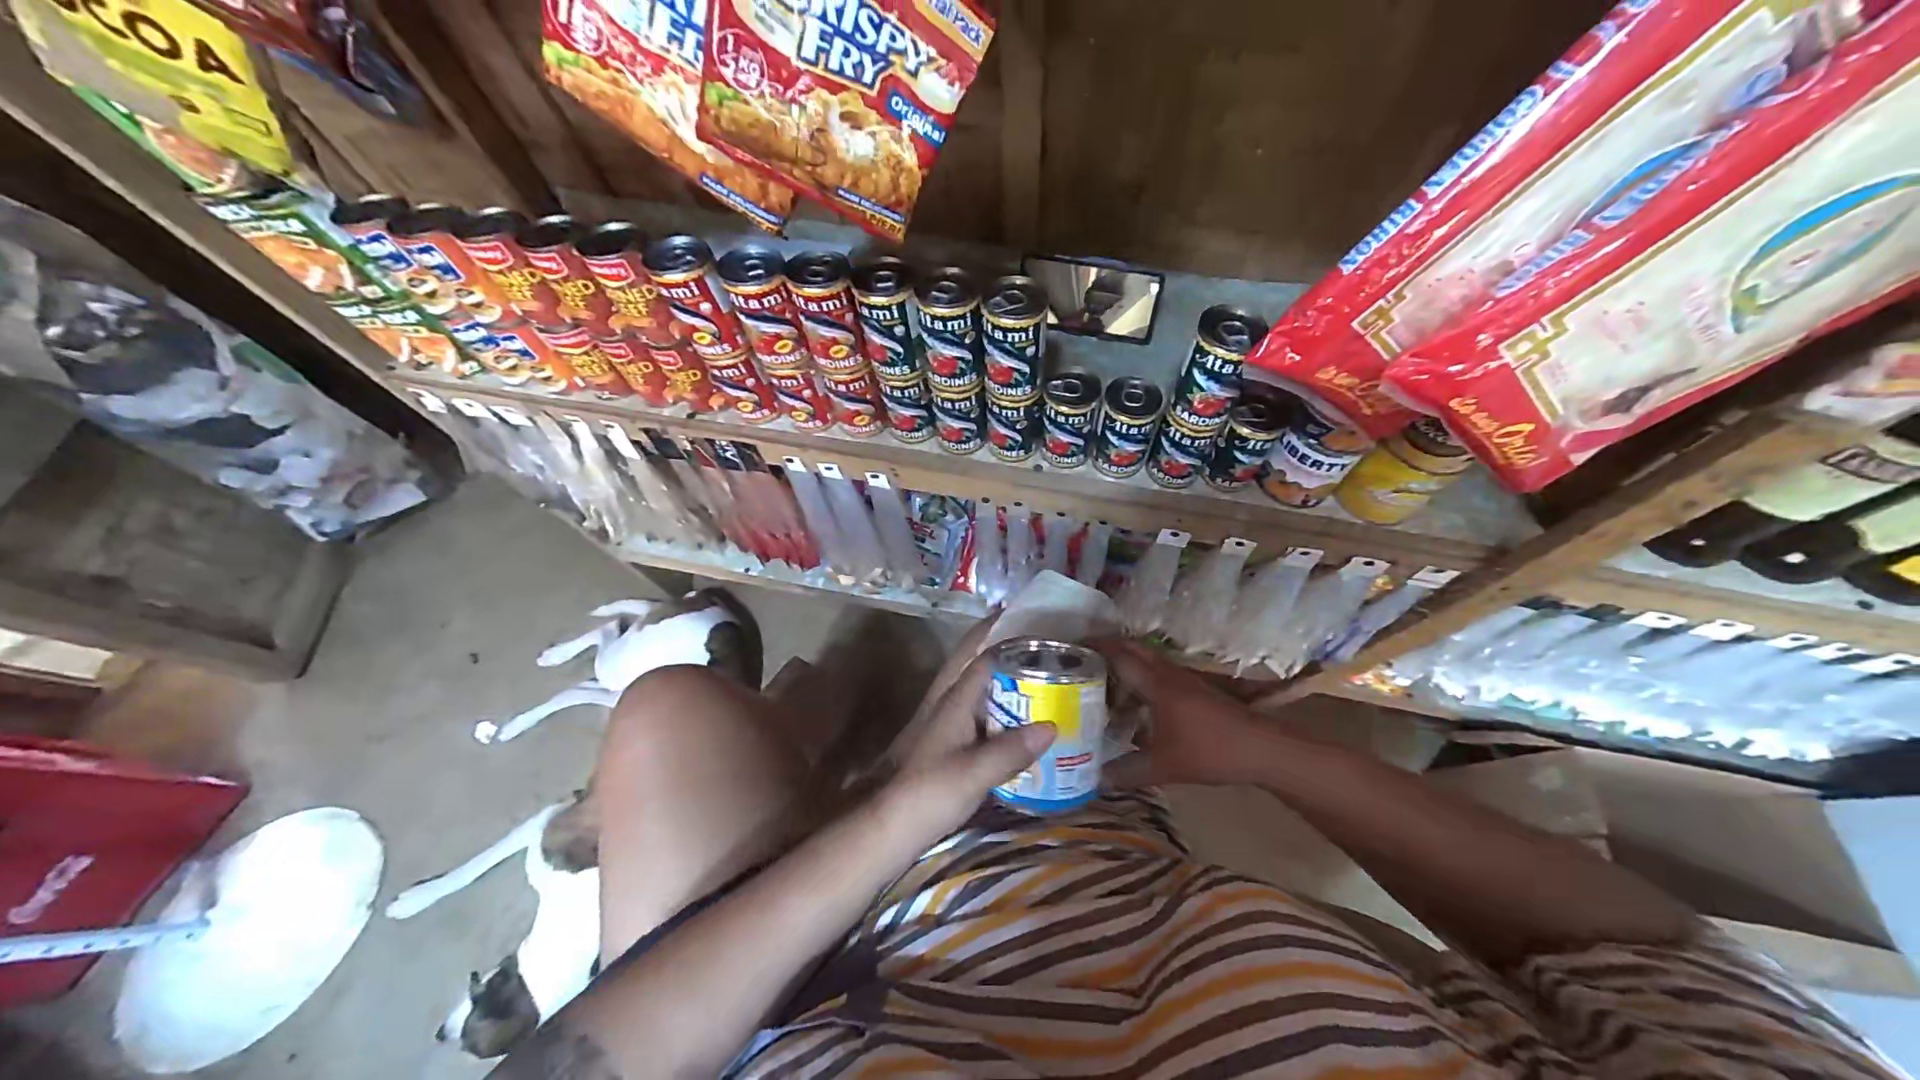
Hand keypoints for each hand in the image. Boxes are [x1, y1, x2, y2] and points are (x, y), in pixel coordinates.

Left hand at [885, 653, 1054, 834]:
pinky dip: (994, 703)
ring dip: (995, 673)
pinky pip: (973, 710)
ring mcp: (940, 721)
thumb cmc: (930, 792)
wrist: (890, 825)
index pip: (981, 655)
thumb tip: (1052, 726)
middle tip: (1033, 644)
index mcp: (953, 700)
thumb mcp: (976, 773)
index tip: (1036, 627)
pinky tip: (1013, 717)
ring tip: (1032, 674)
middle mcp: (944, 703)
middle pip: (970, 662)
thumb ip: (1012, 750)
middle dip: (996, 646)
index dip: (1006, 637)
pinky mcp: (942, 741)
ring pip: (971, 685)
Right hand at [1095, 639, 1273, 787]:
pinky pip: (1158, 674)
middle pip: (1132, 649)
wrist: (1262, 750)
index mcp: (1156, 684)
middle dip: (1106, 649)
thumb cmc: (1210, 751)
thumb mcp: (1163, 766)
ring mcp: (1183, 679)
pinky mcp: (1194, 690)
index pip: (1118, 655)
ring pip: (1147, 661)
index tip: (1067, 651)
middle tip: (1079, 662)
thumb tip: (1095, 778)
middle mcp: (1167, 673)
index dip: (1093, 650)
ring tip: (1100, 684)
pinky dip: (1140, 680)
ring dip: (1124, 665)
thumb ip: (1127, 771)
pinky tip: (1133, 704)